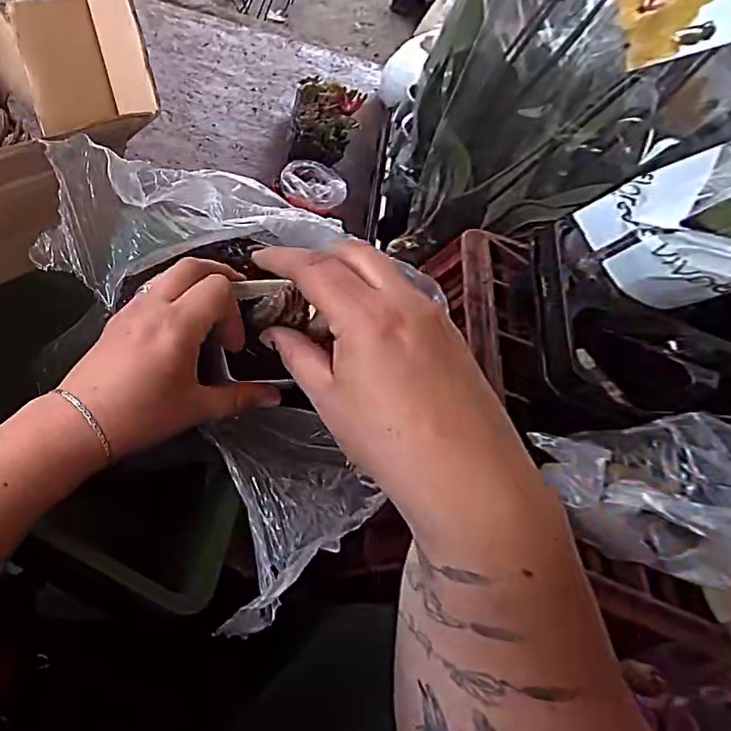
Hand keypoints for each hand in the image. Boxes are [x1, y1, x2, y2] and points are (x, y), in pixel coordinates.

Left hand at [59, 258, 280, 460]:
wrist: (82, 421)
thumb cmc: (141, 416)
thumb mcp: (195, 408)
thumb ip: (237, 397)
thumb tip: (273, 396)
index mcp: (177, 324)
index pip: (218, 287)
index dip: (234, 310)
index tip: (231, 345)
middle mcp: (153, 306)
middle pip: (192, 265)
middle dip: (219, 276)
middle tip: (232, 302)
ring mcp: (131, 308)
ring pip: (168, 274)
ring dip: (192, 283)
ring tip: (204, 314)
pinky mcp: (116, 317)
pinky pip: (150, 290)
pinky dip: (170, 294)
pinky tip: (174, 327)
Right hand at [253, 241, 524, 490]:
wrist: (468, 478)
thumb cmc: (396, 446)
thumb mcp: (329, 400)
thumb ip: (298, 355)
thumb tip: (279, 334)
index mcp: (369, 318)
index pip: (316, 268)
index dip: (282, 257)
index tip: (263, 257)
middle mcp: (406, 304)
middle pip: (354, 252)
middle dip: (317, 254)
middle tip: (290, 274)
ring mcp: (433, 315)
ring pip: (383, 268)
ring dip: (348, 270)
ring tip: (323, 303)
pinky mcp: (449, 331)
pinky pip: (404, 291)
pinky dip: (375, 291)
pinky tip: (360, 325)